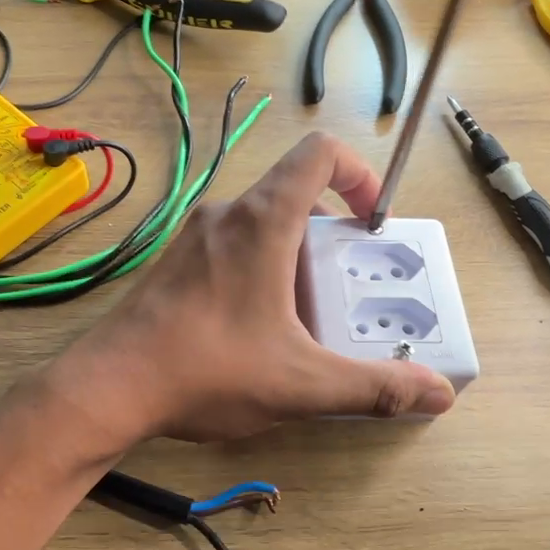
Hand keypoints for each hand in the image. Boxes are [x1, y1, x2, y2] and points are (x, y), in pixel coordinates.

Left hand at [45, 132, 457, 445]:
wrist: (108, 387)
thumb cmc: (208, 370)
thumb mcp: (301, 383)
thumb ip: (374, 388)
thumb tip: (440, 396)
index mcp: (261, 221)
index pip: (320, 152)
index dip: (360, 173)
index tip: (372, 222)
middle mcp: (224, 215)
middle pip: (293, 196)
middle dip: (331, 238)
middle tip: (344, 290)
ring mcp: (191, 238)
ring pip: (259, 226)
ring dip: (293, 260)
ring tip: (301, 321)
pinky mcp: (170, 265)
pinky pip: (227, 250)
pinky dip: (256, 273)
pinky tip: (251, 333)